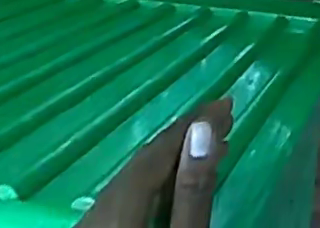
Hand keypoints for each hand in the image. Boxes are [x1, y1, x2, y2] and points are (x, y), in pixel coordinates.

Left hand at [76, 99, 232, 227]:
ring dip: (176, 159)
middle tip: (225, 119)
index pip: (162, 147)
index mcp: (120, 202)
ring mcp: (92, 223)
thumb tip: (203, 129)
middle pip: (148, 159)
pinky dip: (158, 181)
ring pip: (137, 177)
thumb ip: (191, 189)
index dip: (197, 121)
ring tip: (212, 148)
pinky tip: (178, 184)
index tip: (228, 103)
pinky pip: (128, 195)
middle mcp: (99, 207)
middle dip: (189, 136)